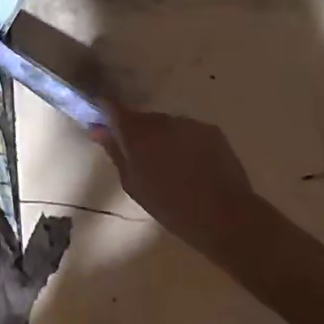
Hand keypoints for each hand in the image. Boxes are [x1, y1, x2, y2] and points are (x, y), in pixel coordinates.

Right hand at [93, 108, 265, 258]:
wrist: (225, 215)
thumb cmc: (171, 206)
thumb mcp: (133, 184)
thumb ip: (115, 152)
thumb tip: (98, 130)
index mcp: (137, 133)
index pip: (113, 107)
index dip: (106, 110)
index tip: (103, 120)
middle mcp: (161, 120)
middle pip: (142, 118)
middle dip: (139, 133)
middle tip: (143, 159)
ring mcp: (188, 123)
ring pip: (167, 125)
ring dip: (164, 138)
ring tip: (172, 166)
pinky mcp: (211, 130)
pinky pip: (189, 131)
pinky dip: (185, 142)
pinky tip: (193, 166)